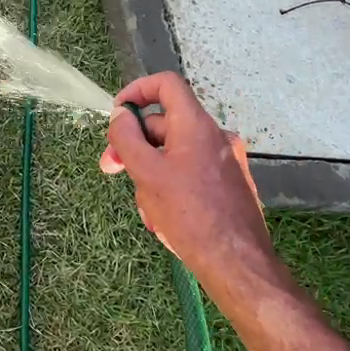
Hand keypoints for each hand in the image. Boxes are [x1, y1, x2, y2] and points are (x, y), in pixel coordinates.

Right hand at [99, 71, 271, 283]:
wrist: (238, 266)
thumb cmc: (189, 214)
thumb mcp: (145, 171)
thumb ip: (126, 136)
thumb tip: (121, 115)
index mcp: (197, 126)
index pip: (166, 84)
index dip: (136, 90)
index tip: (118, 114)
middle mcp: (216, 138)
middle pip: (164, 124)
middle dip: (134, 145)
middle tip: (111, 167)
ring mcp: (226, 164)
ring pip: (174, 153)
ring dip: (150, 174)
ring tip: (146, 208)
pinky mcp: (230, 187)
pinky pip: (190, 174)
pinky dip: (170, 187)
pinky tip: (163, 219)